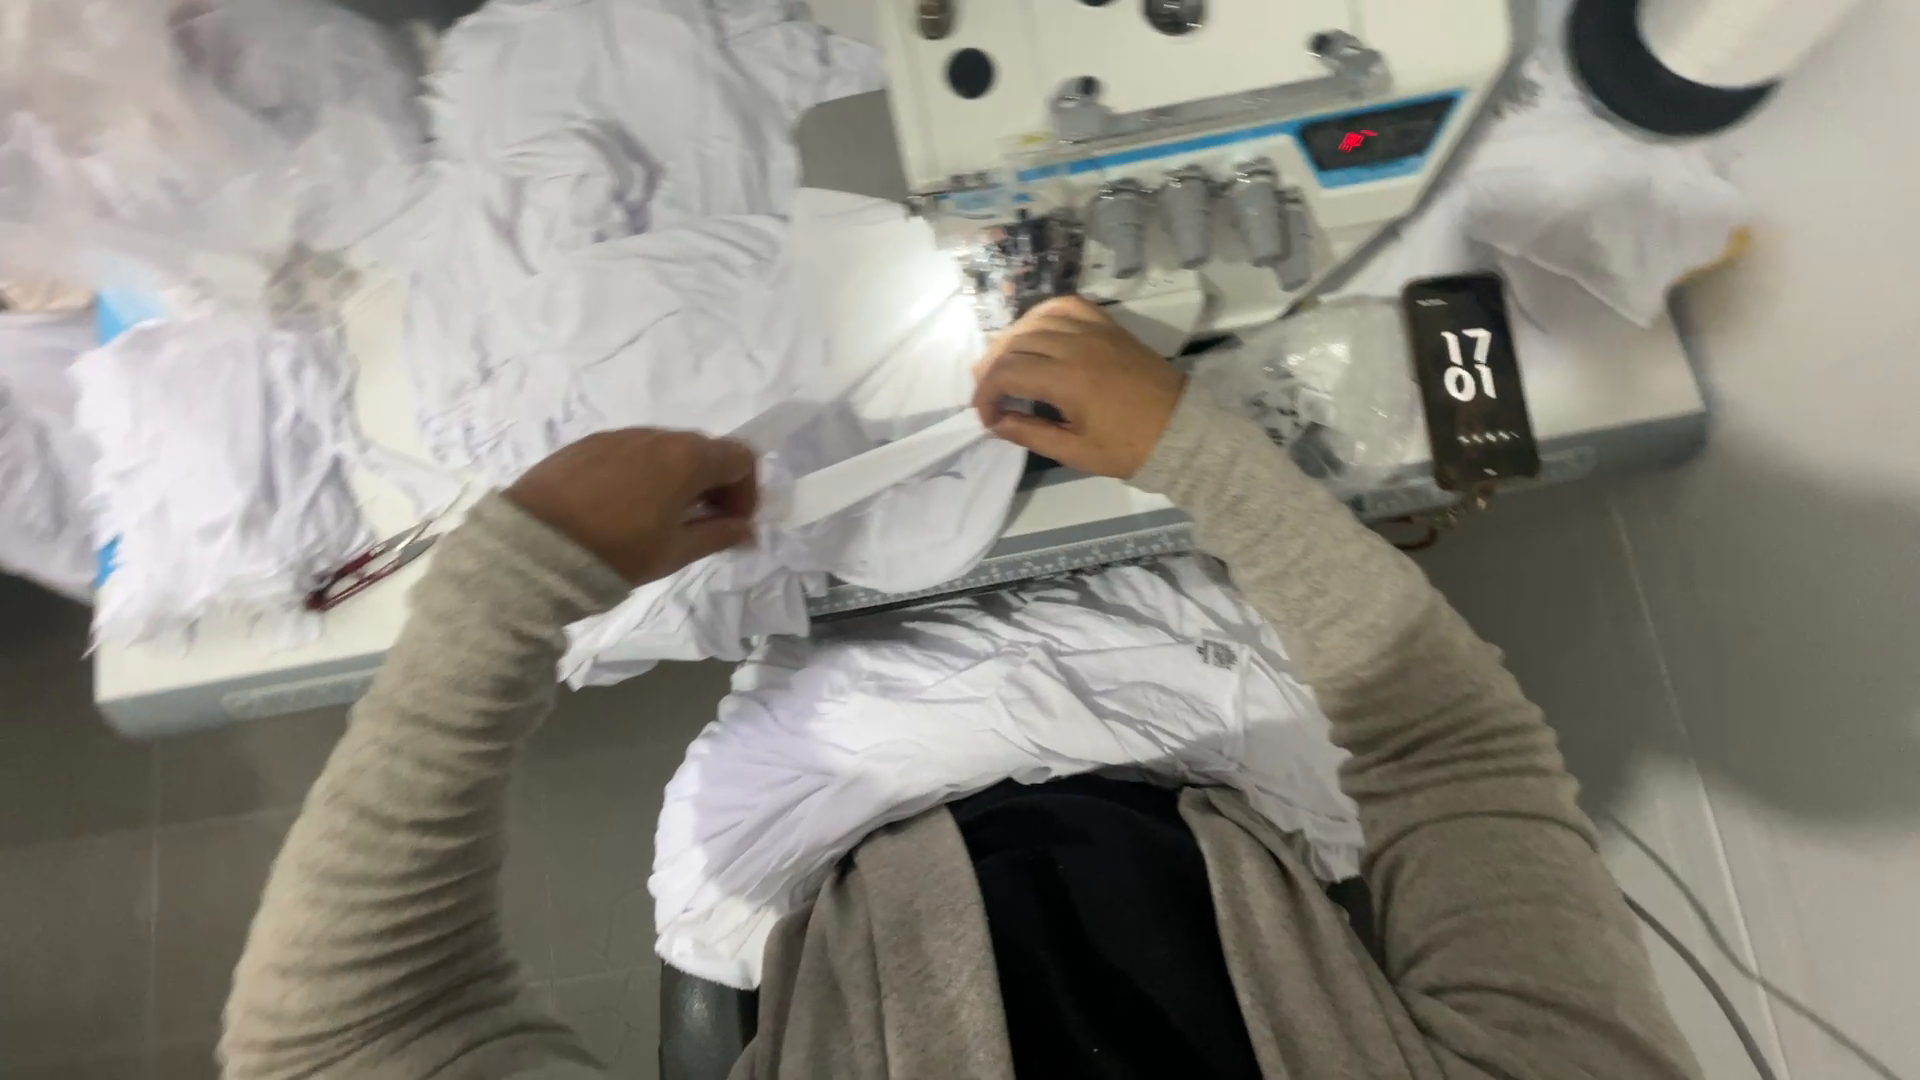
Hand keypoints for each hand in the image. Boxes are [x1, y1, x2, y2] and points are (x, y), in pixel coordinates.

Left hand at [505, 429, 757, 585]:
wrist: (532, 548)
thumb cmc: (618, 552)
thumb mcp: (676, 552)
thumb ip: (720, 535)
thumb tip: (746, 529)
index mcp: (688, 459)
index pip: (742, 459)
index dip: (747, 492)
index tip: (732, 524)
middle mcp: (658, 437)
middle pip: (705, 450)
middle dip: (715, 485)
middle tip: (701, 523)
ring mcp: (620, 437)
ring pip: (668, 450)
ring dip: (679, 479)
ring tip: (661, 517)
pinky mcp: (588, 444)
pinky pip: (633, 452)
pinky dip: (645, 474)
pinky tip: (624, 507)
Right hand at [972, 296, 1185, 478]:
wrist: (1181, 429)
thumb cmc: (1128, 448)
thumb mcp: (1075, 451)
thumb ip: (1030, 434)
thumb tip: (995, 423)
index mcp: (1067, 380)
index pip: (1007, 373)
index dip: (986, 394)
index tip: (986, 417)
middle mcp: (1076, 346)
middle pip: (1015, 344)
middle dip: (992, 368)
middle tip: (986, 392)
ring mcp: (1093, 330)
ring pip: (1035, 321)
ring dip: (1011, 341)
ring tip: (1002, 363)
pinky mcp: (1107, 325)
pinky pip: (1066, 306)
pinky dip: (1042, 315)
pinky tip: (1033, 331)